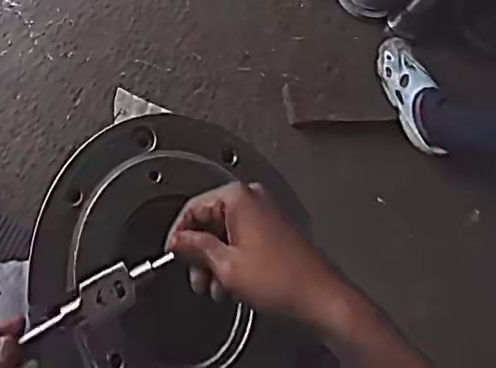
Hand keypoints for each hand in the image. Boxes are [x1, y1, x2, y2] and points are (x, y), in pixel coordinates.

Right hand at [164, 182, 347, 328]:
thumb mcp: (227, 267)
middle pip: (210, 218)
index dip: (179, 232)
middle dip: (199, 250)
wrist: (323, 299)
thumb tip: (179, 241)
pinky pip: (242, 236)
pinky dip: (232, 257)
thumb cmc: (285, 280)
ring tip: (214, 285)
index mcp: (238, 195)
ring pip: (225, 230)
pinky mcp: (274, 229)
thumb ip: (196, 249)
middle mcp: (252, 197)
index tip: (172, 252)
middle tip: (195, 274)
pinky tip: (231, 282)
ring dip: (215, 258)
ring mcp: (265, 212)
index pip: (193, 206)